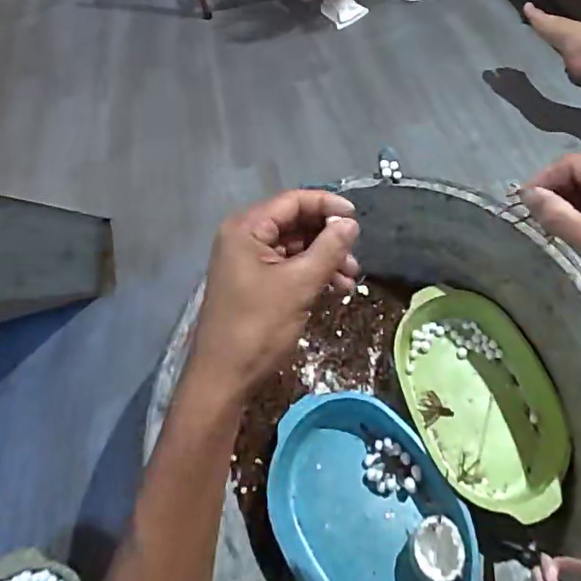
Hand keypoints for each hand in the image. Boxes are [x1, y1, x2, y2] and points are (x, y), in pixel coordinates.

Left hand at [189, 190, 360, 394]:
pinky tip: (335, 287)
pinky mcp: (254, 281)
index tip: (356, 219)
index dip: (326, 205)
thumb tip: (350, 223)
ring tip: (349, 279)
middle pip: (295, 222)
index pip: (293, 201)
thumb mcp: (299, 284)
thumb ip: (328, 248)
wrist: (223, 379)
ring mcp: (247, 260)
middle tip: (354, 256)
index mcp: (246, 228)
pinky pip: (288, 265)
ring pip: (295, 245)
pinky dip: (311, 272)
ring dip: (324, 257)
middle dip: (328, 237)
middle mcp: (244, 237)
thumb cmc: (258, 327)